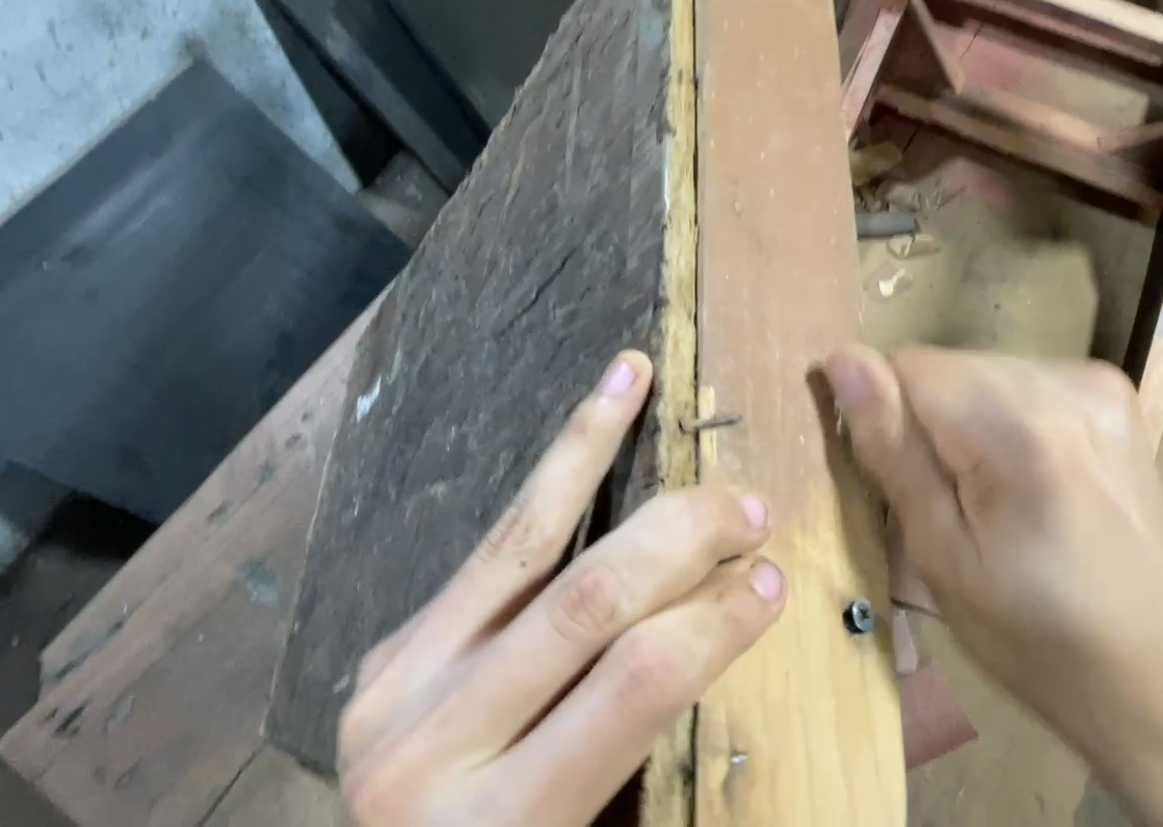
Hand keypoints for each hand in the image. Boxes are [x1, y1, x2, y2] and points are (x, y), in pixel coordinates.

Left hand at [337, 350, 786, 825]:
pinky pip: (492, 543)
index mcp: (509, 823)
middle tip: (748, 508)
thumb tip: (734, 637)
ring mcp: (398, 683)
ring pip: (525, 538)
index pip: (638, 684)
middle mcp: (437, 745)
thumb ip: (650, 752)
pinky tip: (593, 406)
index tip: (773, 583)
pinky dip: (553, 466)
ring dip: (593, 447)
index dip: (717, 619)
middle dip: (681, 537)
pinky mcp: (390, 646)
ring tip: (637, 379)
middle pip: (586, 601)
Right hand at [823, 346, 1162, 794]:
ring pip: (976, 373)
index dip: (884, 418)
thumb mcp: (941, 556)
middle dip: (925, 424)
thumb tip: (841, 360)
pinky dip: (1001, 422)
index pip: (904, 365)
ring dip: (961, 423)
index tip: (900, 483)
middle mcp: (1068, 383)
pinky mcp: (1114, 397)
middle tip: (948, 506)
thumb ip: (891, 449)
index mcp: (1022, 427)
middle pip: (943, 368)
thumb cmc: (1036, 640)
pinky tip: (1026, 481)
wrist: (1160, 681)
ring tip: (991, 500)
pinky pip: (1018, 384)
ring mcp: (1100, 385)